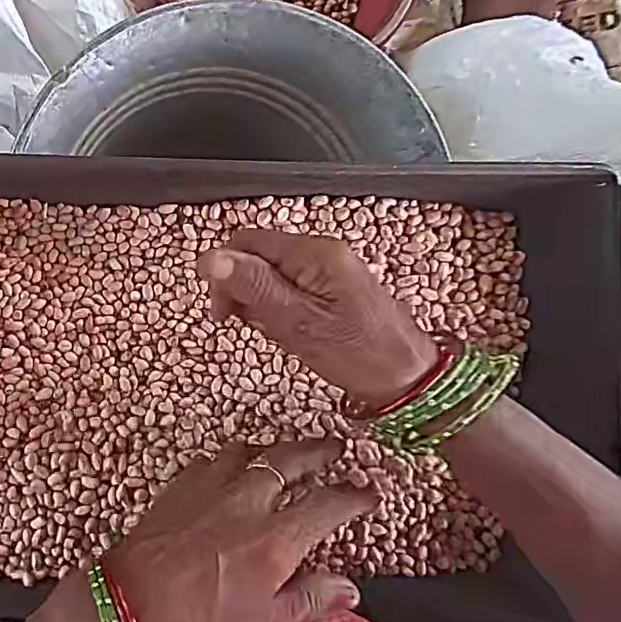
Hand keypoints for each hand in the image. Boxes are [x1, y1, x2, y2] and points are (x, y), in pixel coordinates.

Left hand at [105, 439, 377, 621]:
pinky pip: (212, 461)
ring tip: (283, 457)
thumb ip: (308, 601)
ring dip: (272, 451)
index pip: (327, 504)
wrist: (123, 619)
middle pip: (289, 459)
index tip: (369, 494)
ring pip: (248, 452)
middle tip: (335, 450)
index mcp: (274, 540)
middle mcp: (244, 502)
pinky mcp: (178, 488)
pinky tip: (231, 471)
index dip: (354, 496)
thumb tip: (346, 587)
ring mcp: (208, 489)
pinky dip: (231, 461)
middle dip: (318, 451)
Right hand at [196, 230, 438, 408]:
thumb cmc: (357, 354)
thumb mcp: (298, 323)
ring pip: (273, 274)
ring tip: (279, 333)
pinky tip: (291, 332)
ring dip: (262, 303)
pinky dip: (281, 308)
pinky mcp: (334, 287)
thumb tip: (210, 258)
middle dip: (244, 291)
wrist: (410, 379)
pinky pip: (292, 288)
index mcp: (313, 252)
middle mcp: (322, 251)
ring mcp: (330, 269)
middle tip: (251, 327)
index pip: (246, 242)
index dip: (224, 274)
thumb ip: (254, 287)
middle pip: (259, 256)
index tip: (221, 314)